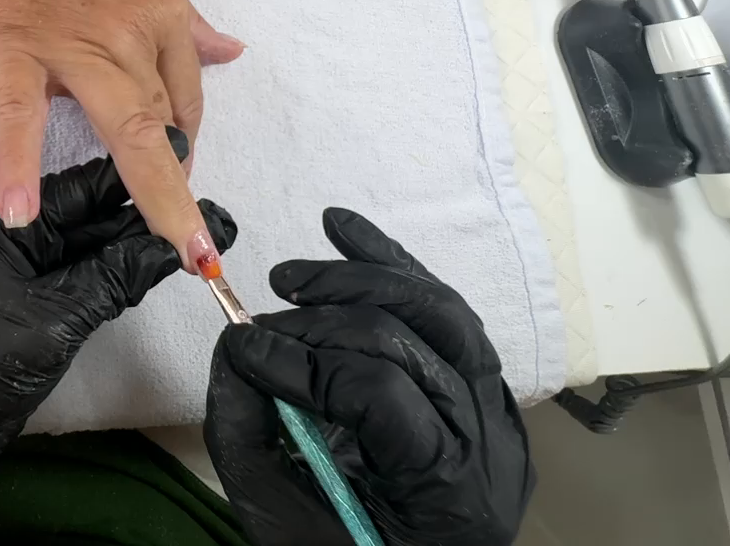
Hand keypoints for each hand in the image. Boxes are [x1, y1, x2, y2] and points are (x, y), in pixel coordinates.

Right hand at [0, 0, 243, 269]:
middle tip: (201, 248)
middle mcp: (131, 31)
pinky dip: (18, 163)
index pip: (186, 89)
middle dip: (185, 185)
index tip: (180, 166)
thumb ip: (187, 21)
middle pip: (166, 118)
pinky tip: (19, 212)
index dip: (187, 135)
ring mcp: (74, 43)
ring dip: (149, 185)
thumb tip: (230, 53)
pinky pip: (19, 113)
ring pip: (121, 122)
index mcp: (164, 9)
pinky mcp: (18, 47)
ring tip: (169, 243)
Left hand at [0, 143, 236, 492]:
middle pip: (90, 213)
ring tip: (201, 234)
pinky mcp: (35, 290)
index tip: (185, 161)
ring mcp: (25, 260)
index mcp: (4, 219)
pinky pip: (82, 267)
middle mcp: (15, 229)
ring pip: (91, 242)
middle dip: (147, 215)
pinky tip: (158, 258)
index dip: (133, 181)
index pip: (79, 190)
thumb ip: (113, 277)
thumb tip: (172, 248)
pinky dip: (117, 266)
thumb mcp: (55, 317)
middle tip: (211, 213)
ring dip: (139, 241)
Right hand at [205, 208, 531, 545]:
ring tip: (288, 279)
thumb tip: (236, 342)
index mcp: (447, 493)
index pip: (380, 394)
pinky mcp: (478, 381)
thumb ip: (246, 422)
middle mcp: (490, 446)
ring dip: (353, 279)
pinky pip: (439, 304)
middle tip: (261, 329)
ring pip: (435, 308)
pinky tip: (338, 225)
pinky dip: (386, 258)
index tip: (243, 346)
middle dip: (316, 325)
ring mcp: (494, 408)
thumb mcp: (273, 504)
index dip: (303, 362)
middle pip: (404, 340)